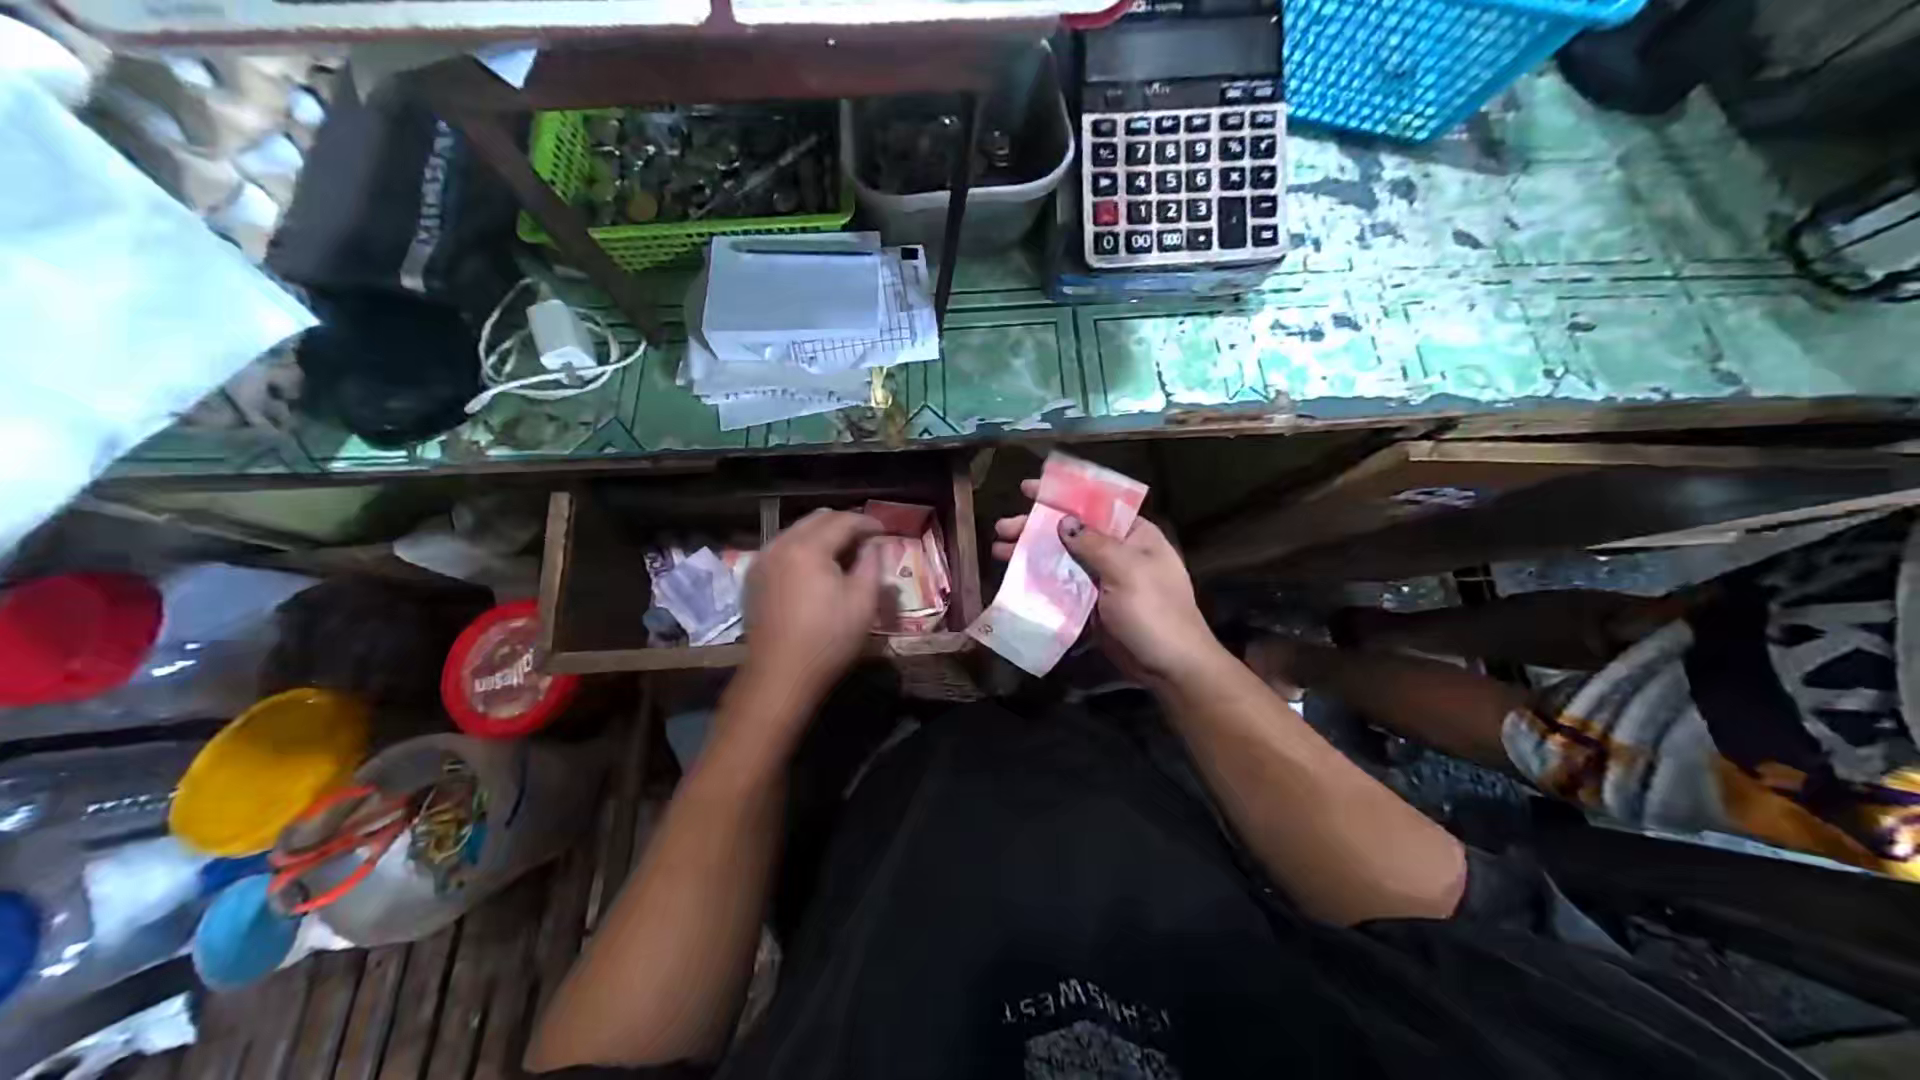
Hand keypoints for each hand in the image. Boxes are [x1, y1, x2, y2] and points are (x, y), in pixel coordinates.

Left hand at [741, 509, 883, 701]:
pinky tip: (815, 569)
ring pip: (797, 531)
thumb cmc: (828, 639)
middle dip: (844, 524)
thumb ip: (872, 563)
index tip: (885, 532)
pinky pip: (782, 548)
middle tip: (866, 540)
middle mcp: (780, 544)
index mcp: (808, 547)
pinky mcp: (754, 577)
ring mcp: (762, 560)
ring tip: (843, 553)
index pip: (843, 520)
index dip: (868, 523)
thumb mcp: (863, 601)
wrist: (780, 675)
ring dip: (822, 535)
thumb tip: (874, 545)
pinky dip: (802, 549)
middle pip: (817, 518)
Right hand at [992, 480, 1221, 683]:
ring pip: (1062, 561)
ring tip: (999, 551)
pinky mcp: (1092, 607)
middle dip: (1036, 528)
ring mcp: (1104, 581)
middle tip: (1003, 528)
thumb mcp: (1126, 570)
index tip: (1028, 489)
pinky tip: (1015, 580)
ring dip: (1032, 555)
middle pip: (1071, 533)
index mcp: (1134, 535)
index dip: (1060, 496)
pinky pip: (1062, 589)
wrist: (1170, 668)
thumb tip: (1064, 522)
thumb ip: (1093, 544)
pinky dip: (1040, 584)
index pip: (1093, 505)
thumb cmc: (1155, 611)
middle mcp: (1117, 553)